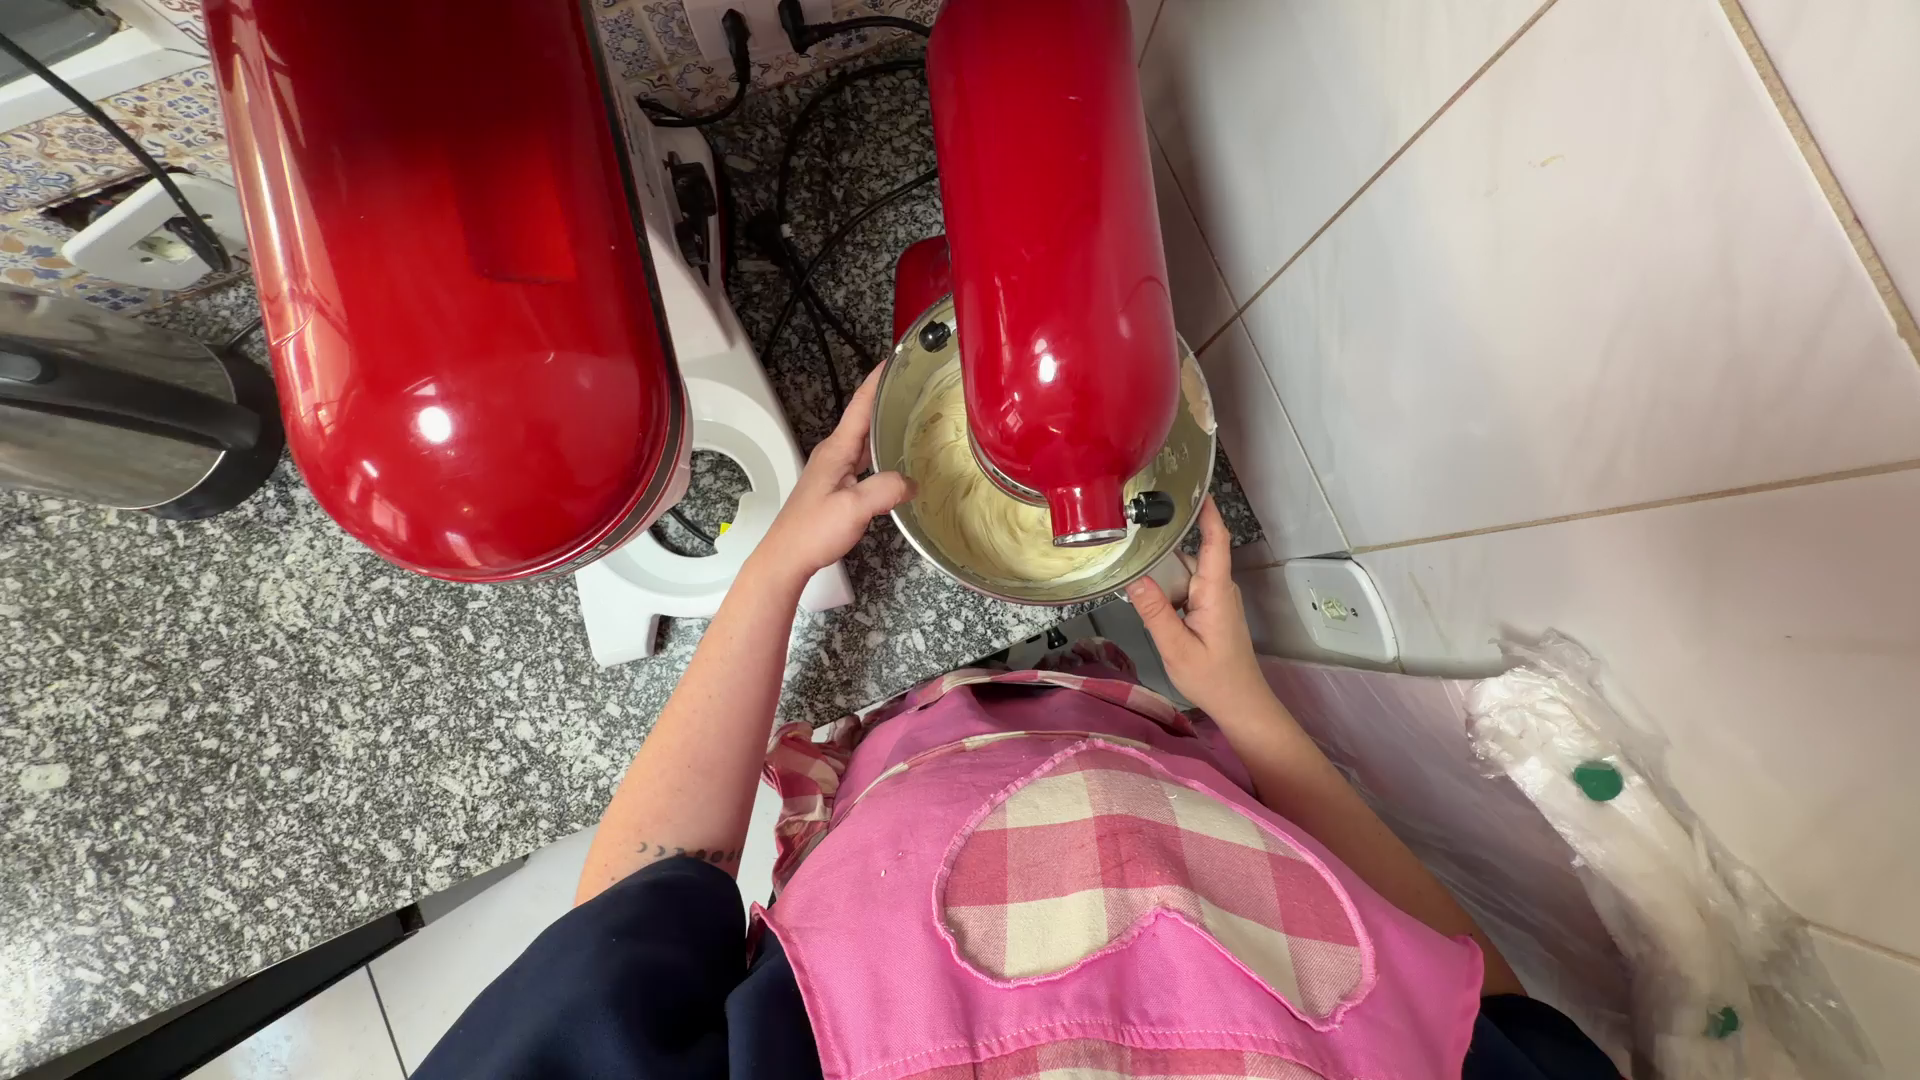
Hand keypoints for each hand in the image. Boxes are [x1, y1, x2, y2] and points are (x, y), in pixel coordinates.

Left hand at [748, 365, 914, 586]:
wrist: (787, 557)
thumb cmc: (813, 531)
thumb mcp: (854, 508)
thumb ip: (886, 489)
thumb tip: (912, 482)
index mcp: (836, 450)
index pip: (860, 405)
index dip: (877, 380)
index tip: (896, 359)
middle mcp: (834, 454)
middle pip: (862, 417)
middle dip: (886, 399)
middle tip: (914, 387)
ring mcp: (834, 470)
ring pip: (863, 439)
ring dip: (884, 426)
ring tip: (911, 418)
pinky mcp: (836, 486)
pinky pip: (863, 460)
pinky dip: (880, 452)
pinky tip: (895, 461)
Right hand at [1125, 496, 1269, 716]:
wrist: (1240, 704)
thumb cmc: (1214, 678)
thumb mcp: (1176, 647)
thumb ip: (1154, 611)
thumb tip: (1134, 578)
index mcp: (1216, 591)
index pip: (1216, 539)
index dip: (1208, 510)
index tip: (1194, 486)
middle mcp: (1219, 588)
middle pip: (1194, 551)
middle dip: (1170, 535)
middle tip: (1137, 518)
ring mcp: (1216, 598)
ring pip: (1187, 569)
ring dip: (1165, 561)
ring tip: (1133, 547)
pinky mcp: (1210, 609)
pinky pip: (1187, 585)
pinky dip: (1167, 581)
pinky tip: (1146, 582)